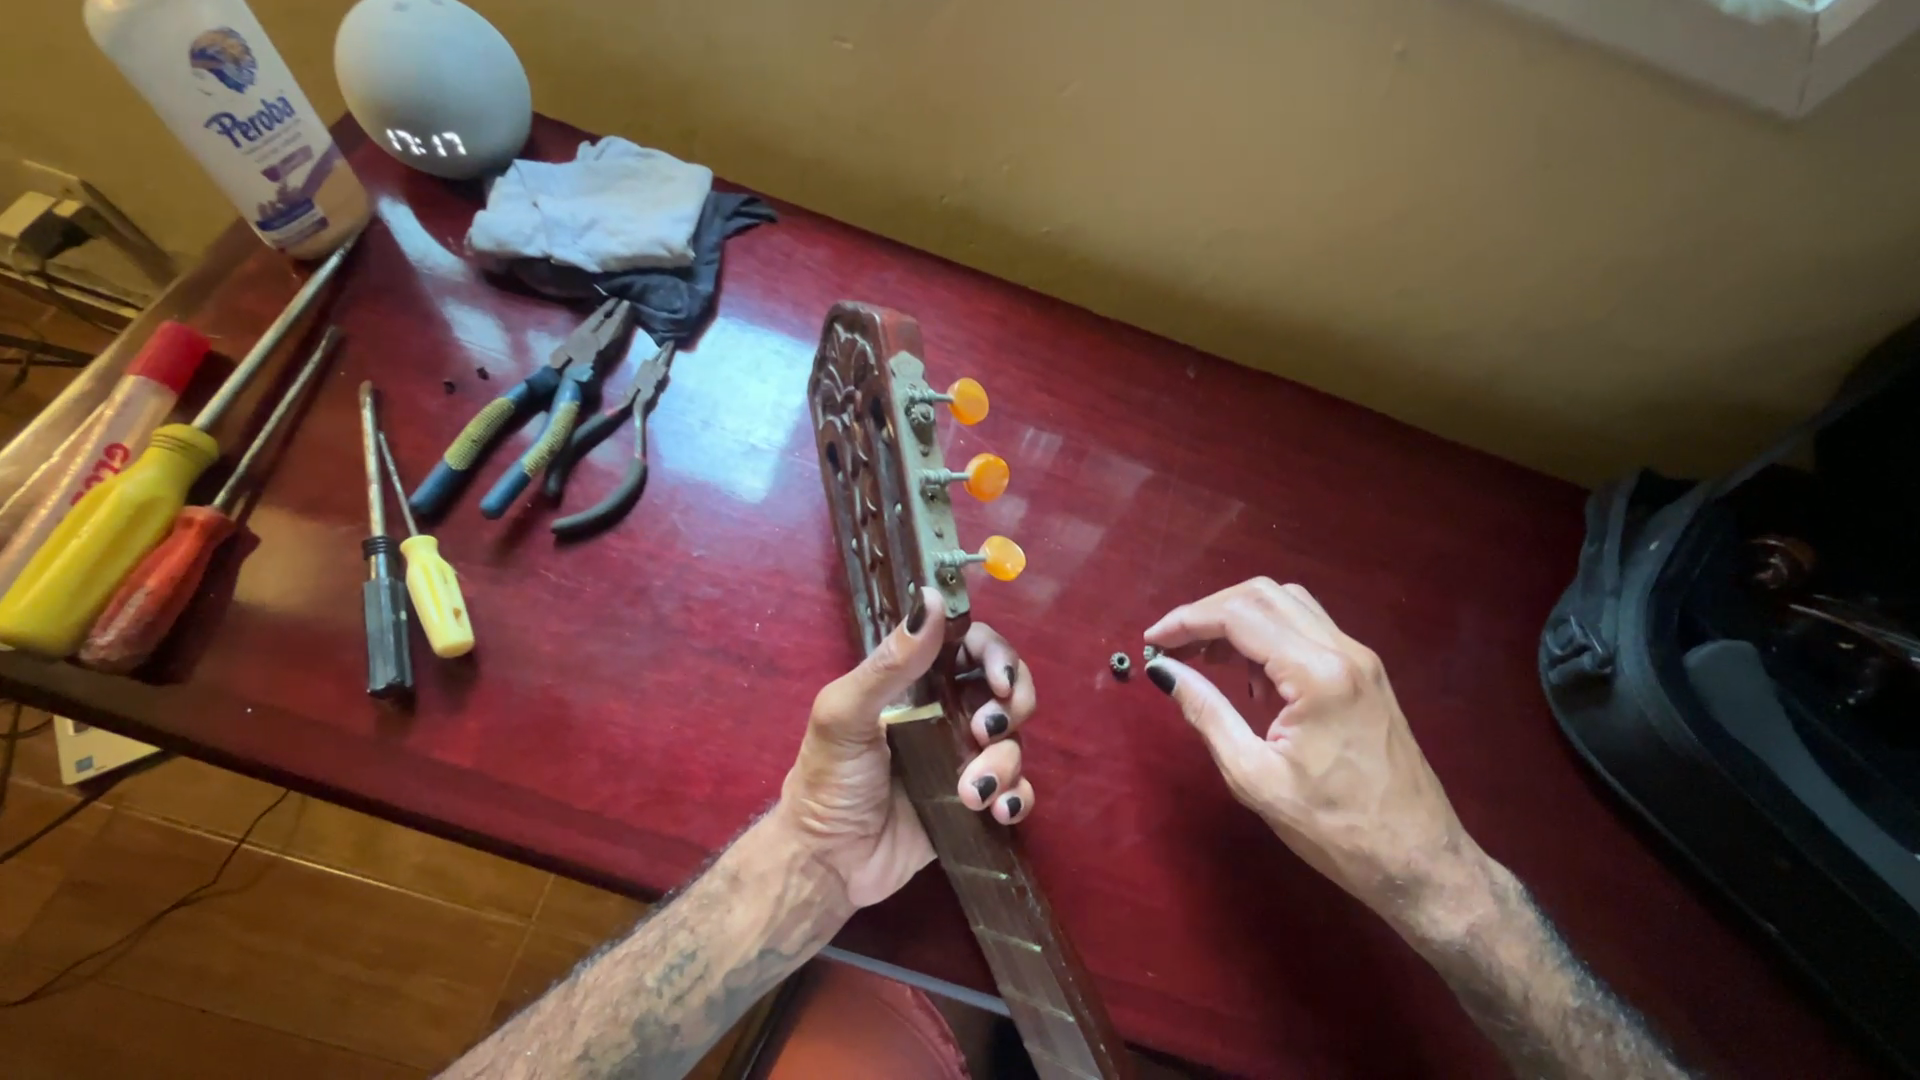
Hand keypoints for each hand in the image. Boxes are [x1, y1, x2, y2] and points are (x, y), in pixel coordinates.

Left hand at [777, 586, 1037, 907]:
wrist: (828, 864)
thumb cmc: (828, 781)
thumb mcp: (846, 714)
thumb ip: (890, 662)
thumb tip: (930, 598)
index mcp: (917, 683)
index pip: (972, 648)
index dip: (996, 656)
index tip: (999, 679)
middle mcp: (946, 713)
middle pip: (1007, 689)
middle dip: (1012, 705)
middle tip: (987, 729)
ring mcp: (963, 758)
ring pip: (1014, 742)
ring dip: (1004, 763)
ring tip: (970, 792)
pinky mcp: (975, 802)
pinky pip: (1017, 789)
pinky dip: (1017, 797)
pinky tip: (997, 813)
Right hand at [1143, 578, 1480, 928]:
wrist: (1420, 861)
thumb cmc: (1333, 829)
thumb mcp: (1254, 776)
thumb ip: (1207, 713)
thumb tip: (1164, 671)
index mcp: (1317, 675)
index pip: (1239, 615)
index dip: (1187, 621)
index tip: (1152, 642)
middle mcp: (1343, 651)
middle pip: (1263, 595)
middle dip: (1208, 611)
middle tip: (1173, 646)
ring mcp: (1360, 659)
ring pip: (1287, 604)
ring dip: (1238, 617)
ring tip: (1203, 656)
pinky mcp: (1365, 673)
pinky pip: (1307, 629)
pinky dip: (1267, 634)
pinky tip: (1248, 675)